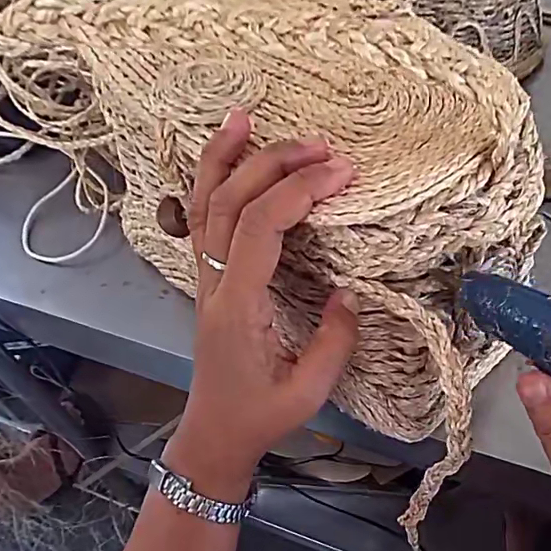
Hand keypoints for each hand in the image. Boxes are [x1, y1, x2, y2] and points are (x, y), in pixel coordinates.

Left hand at [167, 108, 360, 500]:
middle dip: (275, 165)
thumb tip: (349, 290)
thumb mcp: (310, 390)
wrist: (214, 433)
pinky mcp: (207, 278)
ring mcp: (204, 278)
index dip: (300, 192)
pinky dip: (211, 182)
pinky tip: (228, 158)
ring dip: (225, 157)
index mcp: (239, 308)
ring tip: (248, 117)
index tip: (341, 175)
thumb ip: (334, 339)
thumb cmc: (262, 416)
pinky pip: (201, 220)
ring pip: (202, 204)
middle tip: (322, 147)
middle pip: (231, 203)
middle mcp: (213, 284)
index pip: (261, 229)